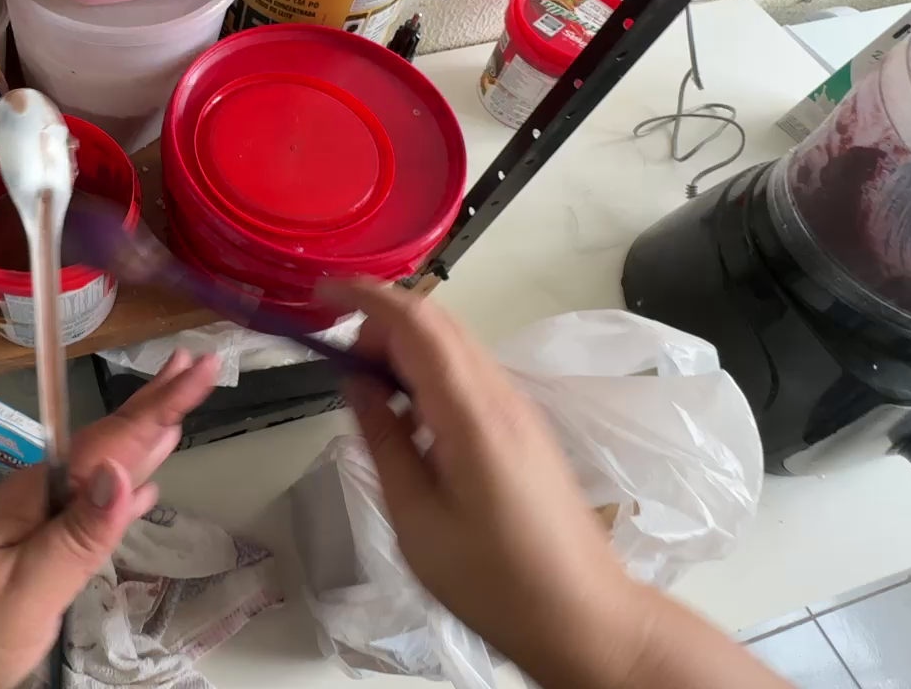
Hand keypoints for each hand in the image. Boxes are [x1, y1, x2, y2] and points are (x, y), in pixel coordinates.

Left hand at [0, 350, 219, 688]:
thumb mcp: (22, 595)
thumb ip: (77, 535)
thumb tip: (126, 470)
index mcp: (36, 494)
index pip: (112, 442)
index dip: (160, 404)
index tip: (199, 367)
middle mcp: (37, 494)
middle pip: (107, 441)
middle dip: (154, 402)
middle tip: (195, 364)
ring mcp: (34, 519)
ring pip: (102, 467)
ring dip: (143, 434)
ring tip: (174, 404)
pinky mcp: (33, 546)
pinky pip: (91, 503)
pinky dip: (125, 486)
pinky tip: (144, 481)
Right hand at [325, 280, 787, 688]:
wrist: (589, 620)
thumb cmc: (495, 580)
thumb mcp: (416, 518)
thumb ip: (383, 441)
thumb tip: (356, 384)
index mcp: (471, 414)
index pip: (417, 323)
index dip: (366, 295)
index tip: (322, 291)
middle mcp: (499, 394)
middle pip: (434, 320)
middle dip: (378, 324)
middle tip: (345, 370)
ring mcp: (516, 404)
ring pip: (450, 340)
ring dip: (401, 346)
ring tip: (372, 396)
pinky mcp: (521, 419)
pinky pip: (464, 367)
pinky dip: (424, 367)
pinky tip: (410, 416)